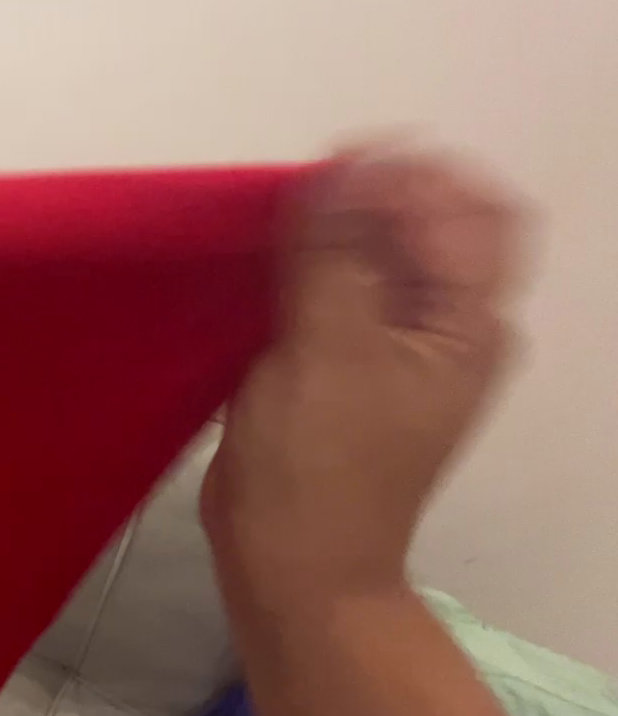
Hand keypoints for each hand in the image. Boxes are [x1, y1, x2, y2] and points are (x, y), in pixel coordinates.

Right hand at [202, 149, 521, 601]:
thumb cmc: (317, 464)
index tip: (327, 161)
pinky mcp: (327, 374)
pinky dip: (293, 276)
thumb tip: (345, 170)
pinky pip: (323, 304)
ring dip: (324, 238)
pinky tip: (249, 276)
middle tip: (289, 195)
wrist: (288, 554)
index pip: (466, 218)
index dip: (410, 176)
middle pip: (422, 236)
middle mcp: (436, 333)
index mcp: (465, 327)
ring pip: (366, 269)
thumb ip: (336, 260)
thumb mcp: (329, 355)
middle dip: (367, 200)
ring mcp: (380, 356)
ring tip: (263, 227)